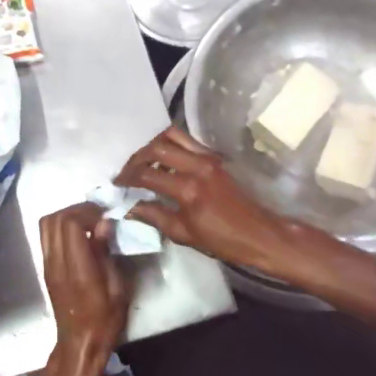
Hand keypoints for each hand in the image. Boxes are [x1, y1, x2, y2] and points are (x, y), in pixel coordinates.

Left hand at [40, 204, 131, 357]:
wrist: (80, 343)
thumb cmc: (105, 319)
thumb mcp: (117, 288)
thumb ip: (106, 253)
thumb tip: (103, 224)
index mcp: (76, 268)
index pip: (69, 224)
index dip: (87, 212)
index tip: (105, 217)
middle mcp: (56, 262)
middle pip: (54, 219)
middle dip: (77, 210)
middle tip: (97, 216)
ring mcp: (47, 265)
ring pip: (46, 225)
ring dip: (66, 216)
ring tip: (88, 223)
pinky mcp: (46, 268)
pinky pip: (47, 237)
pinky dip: (61, 228)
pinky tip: (79, 237)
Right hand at [116, 127, 302, 276]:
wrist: (258, 233)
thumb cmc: (221, 240)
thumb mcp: (183, 233)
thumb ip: (154, 216)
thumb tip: (130, 208)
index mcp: (187, 189)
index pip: (147, 174)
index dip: (127, 177)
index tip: (117, 183)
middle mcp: (197, 166)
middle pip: (157, 147)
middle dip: (136, 158)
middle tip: (127, 171)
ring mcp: (208, 158)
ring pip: (173, 136)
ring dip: (153, 146)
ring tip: (144, 162)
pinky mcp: (215, 157)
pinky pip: (187, 141)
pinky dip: (171, 146)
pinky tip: (165, 163)